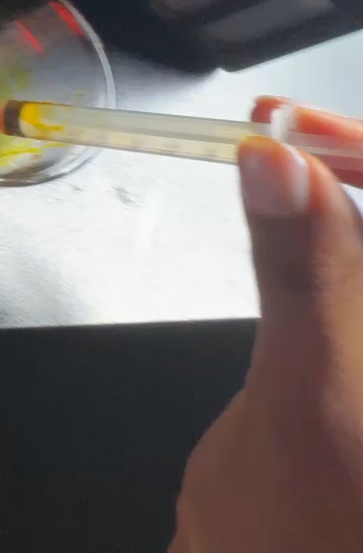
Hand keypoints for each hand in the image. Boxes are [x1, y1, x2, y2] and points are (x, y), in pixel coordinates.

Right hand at [172, 99, 362, 552]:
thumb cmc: (310, 526)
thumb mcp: (311, 398)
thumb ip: (305, 276)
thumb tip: (281, 162)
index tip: (300, 122)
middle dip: (361, 161)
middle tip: (280, 127)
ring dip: (350, 185)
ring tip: (286, 147)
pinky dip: (339, 224)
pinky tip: (305, 202)